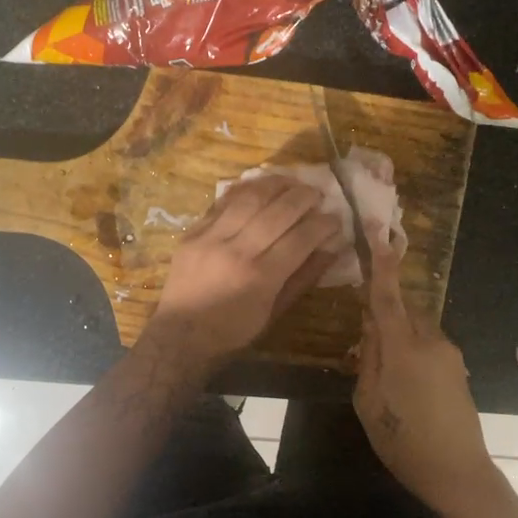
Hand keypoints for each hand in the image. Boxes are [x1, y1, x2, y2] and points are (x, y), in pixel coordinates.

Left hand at [143, 176, 338, 365]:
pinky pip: (223, 202)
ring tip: (292, 182)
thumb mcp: (274, 312)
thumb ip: (303, 278)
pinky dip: (246, 190)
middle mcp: (237, 251)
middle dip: (304, 198)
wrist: (180, 335)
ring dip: (276, 185)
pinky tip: (261, 187)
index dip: (323, 224)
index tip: (336, 218)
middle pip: (278, 211)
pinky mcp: (193, 232)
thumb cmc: (233, 331)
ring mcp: (211, 238)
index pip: (301, 238)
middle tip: (318, 194)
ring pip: (250, 198)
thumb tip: (331, 249)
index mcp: (261, 277)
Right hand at [354, 229, 497, 508]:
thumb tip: (369, 326)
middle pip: (404, 309)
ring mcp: (449, 354)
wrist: (457, 472)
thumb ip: (367, 358)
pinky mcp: (458, 368)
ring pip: (416, 328)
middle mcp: (431, 341)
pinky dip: (410, 351)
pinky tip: (402, 385)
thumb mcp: (367, 402)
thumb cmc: (402, 442)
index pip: (388, 296)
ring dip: (397, 336)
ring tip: (381, 375)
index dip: (381, 263)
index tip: (377, 229)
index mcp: (404, 348)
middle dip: (384, 314)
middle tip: (362, 345)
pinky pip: (427, 345)